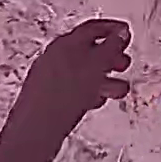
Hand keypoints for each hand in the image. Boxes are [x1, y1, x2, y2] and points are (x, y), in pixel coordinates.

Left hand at [5, 19, 131, 144]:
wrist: (34, 133)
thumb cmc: (61, 97)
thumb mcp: (97, 66)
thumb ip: (111, 47)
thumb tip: (121, 33)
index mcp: (65, 44)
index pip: (93, 27)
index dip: (113, 28)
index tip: (126, 32)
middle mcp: (55, 57)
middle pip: (89, 49)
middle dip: (110, 55)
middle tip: (123, 61)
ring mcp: (49, 78)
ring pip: (84, 71)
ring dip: (104, 77)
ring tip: (117, 88)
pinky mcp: (48, 98)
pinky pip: (75, 88)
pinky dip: (90, 91)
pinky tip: (96, 100)